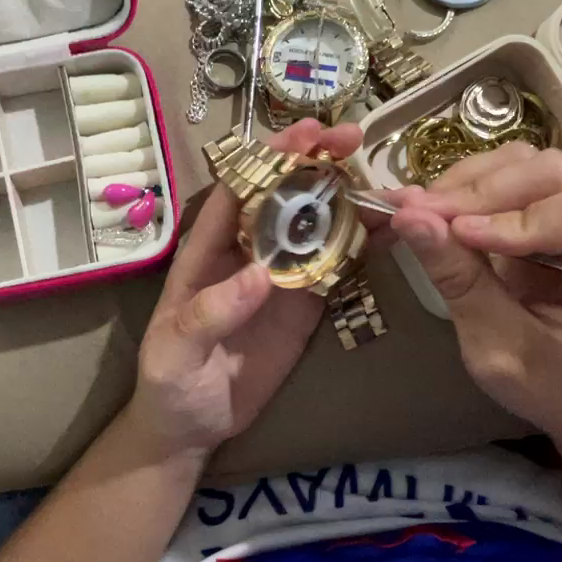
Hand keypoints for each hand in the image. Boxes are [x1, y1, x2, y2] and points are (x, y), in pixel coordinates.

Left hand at [128, 119, 364, 457]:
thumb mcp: (176, 351)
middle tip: (354, 139)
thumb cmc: (169, 383)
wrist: (190, 428)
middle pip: (283, 197)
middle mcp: (246, 253)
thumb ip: (211, 313)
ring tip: (386, 182)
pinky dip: (362, 248)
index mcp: (207, 252)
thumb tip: (259, 275)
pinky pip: (334, 269)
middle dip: (315, 164)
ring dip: (347, 200)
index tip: (305, 133)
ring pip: (315, 226)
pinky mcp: (303, 306)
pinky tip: (392, 232)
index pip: (239, 191)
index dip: (270, 158)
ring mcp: (279, 278)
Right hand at [388, 144, 561, 436]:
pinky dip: (480, 185)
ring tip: (428, 209)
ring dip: (476, 181)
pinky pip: (530, 179)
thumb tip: (409, 218)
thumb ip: (459, 281)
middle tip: (421, 212)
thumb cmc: (544, 385)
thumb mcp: (494, 348)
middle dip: (484, 189)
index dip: (516, 214)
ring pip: (539, 166)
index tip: (455, 231)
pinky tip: (448, 208)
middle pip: (560, 177)